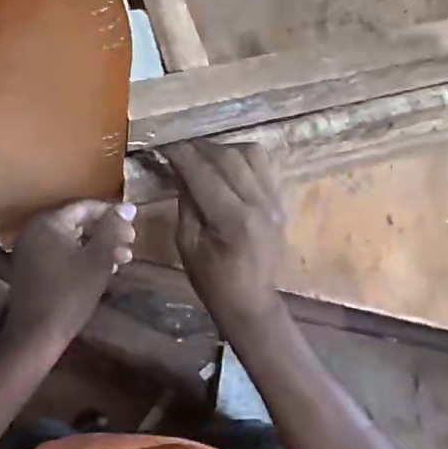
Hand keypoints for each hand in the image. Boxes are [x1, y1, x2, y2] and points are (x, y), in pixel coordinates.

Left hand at [4, 200, 135, 338]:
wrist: (36, 335)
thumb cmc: (70, 294)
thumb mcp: (98, 259)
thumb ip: (113, 229)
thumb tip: (128, 207)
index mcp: (49, 223)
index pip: (86, 207)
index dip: (113, 214)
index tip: (135, 224)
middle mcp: (36, 231)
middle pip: (78, 223)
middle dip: (107, 232)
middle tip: (131, 243)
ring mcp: (31, 251)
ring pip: (72, 240)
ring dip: (98, 247)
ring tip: (123, 259)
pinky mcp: (31, 269)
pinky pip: (61, 253)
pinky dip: (82, 257)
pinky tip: (103, 270)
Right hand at [163, 141, 287, 327]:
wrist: (251, 301)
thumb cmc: (212, 279)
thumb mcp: (187, 243)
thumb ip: (186, 201)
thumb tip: (179, 167)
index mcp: (233, 219)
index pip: (204, 173)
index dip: (182, 155)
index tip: (165, 147)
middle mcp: (259, 203)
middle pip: (228, 157)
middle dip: (201, 147)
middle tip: (181, 147)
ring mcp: (275, 201)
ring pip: (252, 154)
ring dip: (224, 148)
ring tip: (205, 154)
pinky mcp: (281, 202)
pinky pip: (265, 166)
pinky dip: (245, 157)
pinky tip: (229, 163)